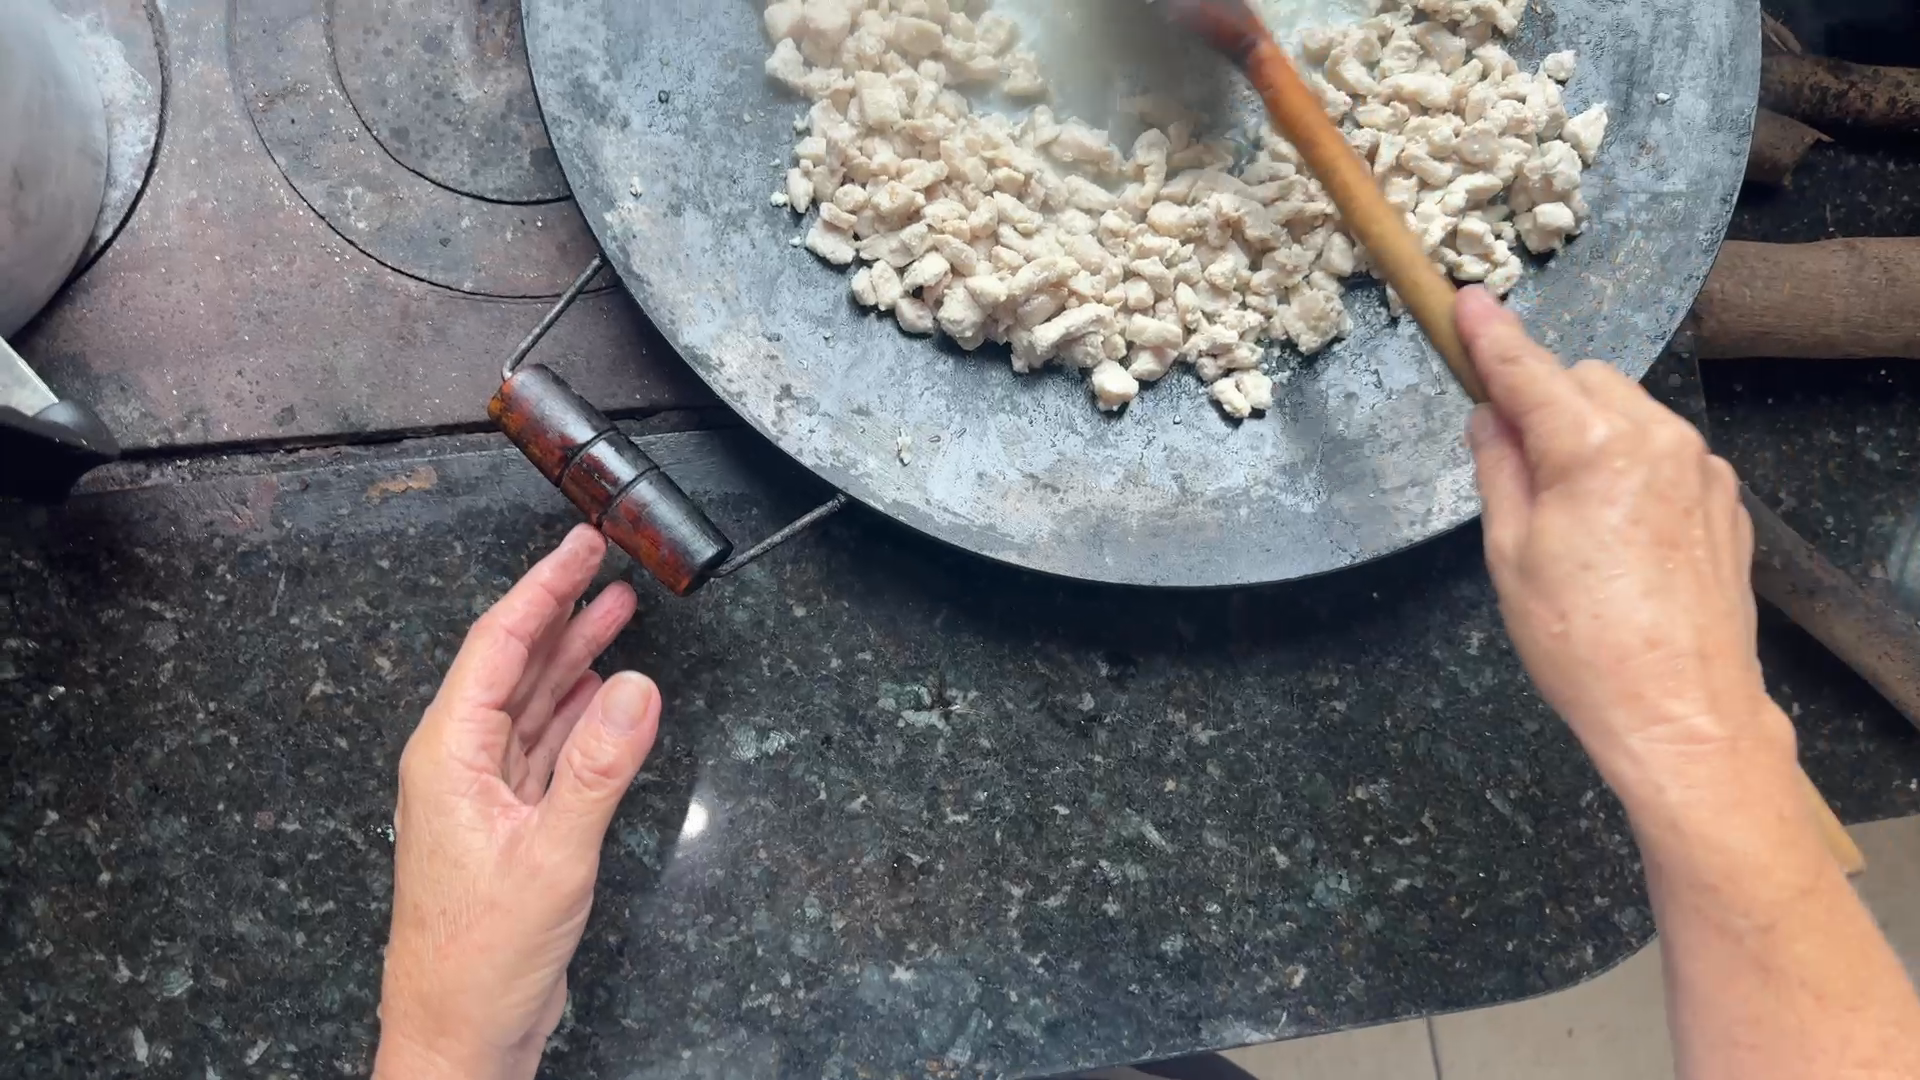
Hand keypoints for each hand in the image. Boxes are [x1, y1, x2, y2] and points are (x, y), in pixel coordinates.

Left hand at [374, 526, 659, 1079]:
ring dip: (577, 650)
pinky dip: (583, 703)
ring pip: (538, 694)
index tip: (580, 547)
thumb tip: (638, 686)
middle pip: (517, 659)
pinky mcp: (520, 808)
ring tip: (617, 606)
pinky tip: (606, 684)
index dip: (542, 588)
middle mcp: (466, 757)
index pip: (499, 645)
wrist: (464, 1033)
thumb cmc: (484, 954)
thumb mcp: (552, 856)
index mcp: (451, 754)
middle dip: (561, 605)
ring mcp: (493, 783)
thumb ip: (599, 768)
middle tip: (603, 559)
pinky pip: (554, 735)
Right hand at [1456, 288, 1792, 801]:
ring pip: (1624, 410)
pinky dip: (1615, 455)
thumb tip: (1488, 418)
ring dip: (1576, 425)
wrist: (1679, 708)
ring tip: (1546, 496)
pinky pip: (1657, 448)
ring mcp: (1703, 470)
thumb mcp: (1508, 551)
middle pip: (1585, 381)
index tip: (1465, 299)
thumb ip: (1498, 469)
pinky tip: (1597, 517)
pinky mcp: (1721, 500)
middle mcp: (1662, 442)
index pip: (1529, 374)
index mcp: (1597, 451)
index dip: (1490, 337)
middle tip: (1494, 446)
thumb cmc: (1572, 635)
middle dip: (1536, 394)